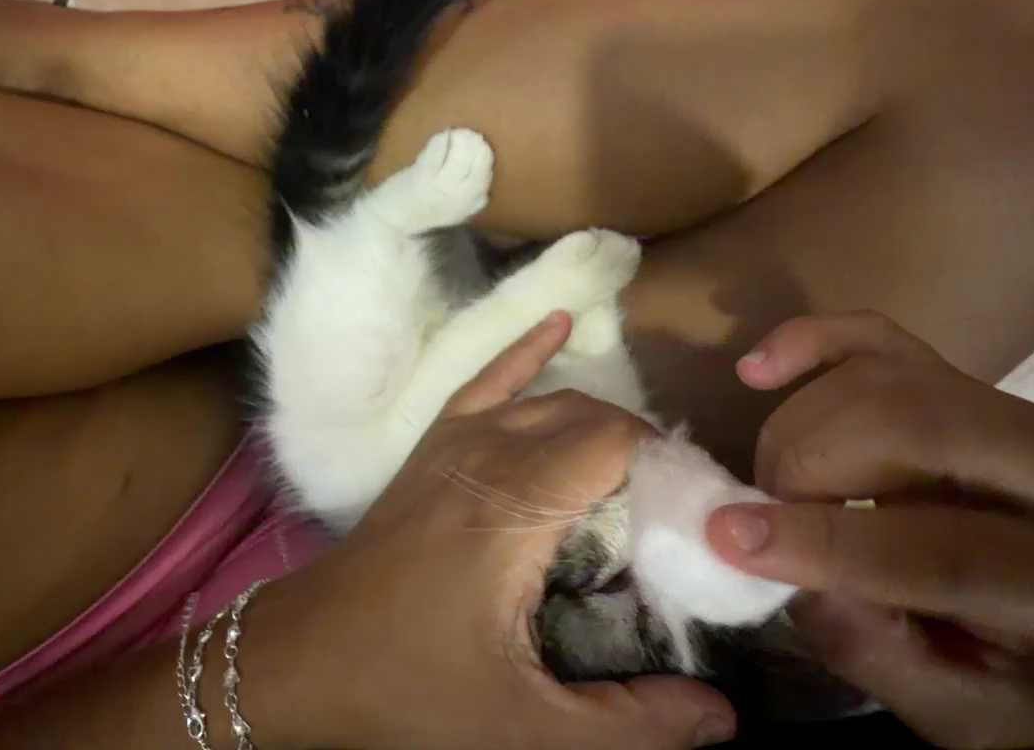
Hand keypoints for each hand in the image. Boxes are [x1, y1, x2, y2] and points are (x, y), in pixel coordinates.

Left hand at [254, 314, 735, 749]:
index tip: (704, 514)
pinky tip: (557, 323)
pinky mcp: (435, 441)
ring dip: (602, 423)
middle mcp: (489, 454)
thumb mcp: (523, 724)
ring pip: (551, 401)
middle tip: (683, 508)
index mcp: (516, 508)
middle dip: (646, 450)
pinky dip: (526, 351)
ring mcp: (456, 439)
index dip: (672, 467)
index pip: (618, 444)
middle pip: (592, 419)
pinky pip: (488, 377)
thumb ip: (629, 722)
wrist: (309, 650)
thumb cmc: (412, 683)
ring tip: (646, 470)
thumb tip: (723, 717)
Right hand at [703, 312, 1033, 748]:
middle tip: (758, 507)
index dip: (831, 543)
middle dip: (812, 463)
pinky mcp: (972, 382)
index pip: (957, 553)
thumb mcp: (955, 715)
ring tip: (776, 482)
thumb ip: (876, 651)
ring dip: (802, 423)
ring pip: (892, 379)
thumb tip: (788, 569)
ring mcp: (1030, 418)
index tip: (727, 536)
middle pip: (925, 429)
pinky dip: (810, 341)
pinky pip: (880, 337)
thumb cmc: (1011, 682)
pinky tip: (757, 369)